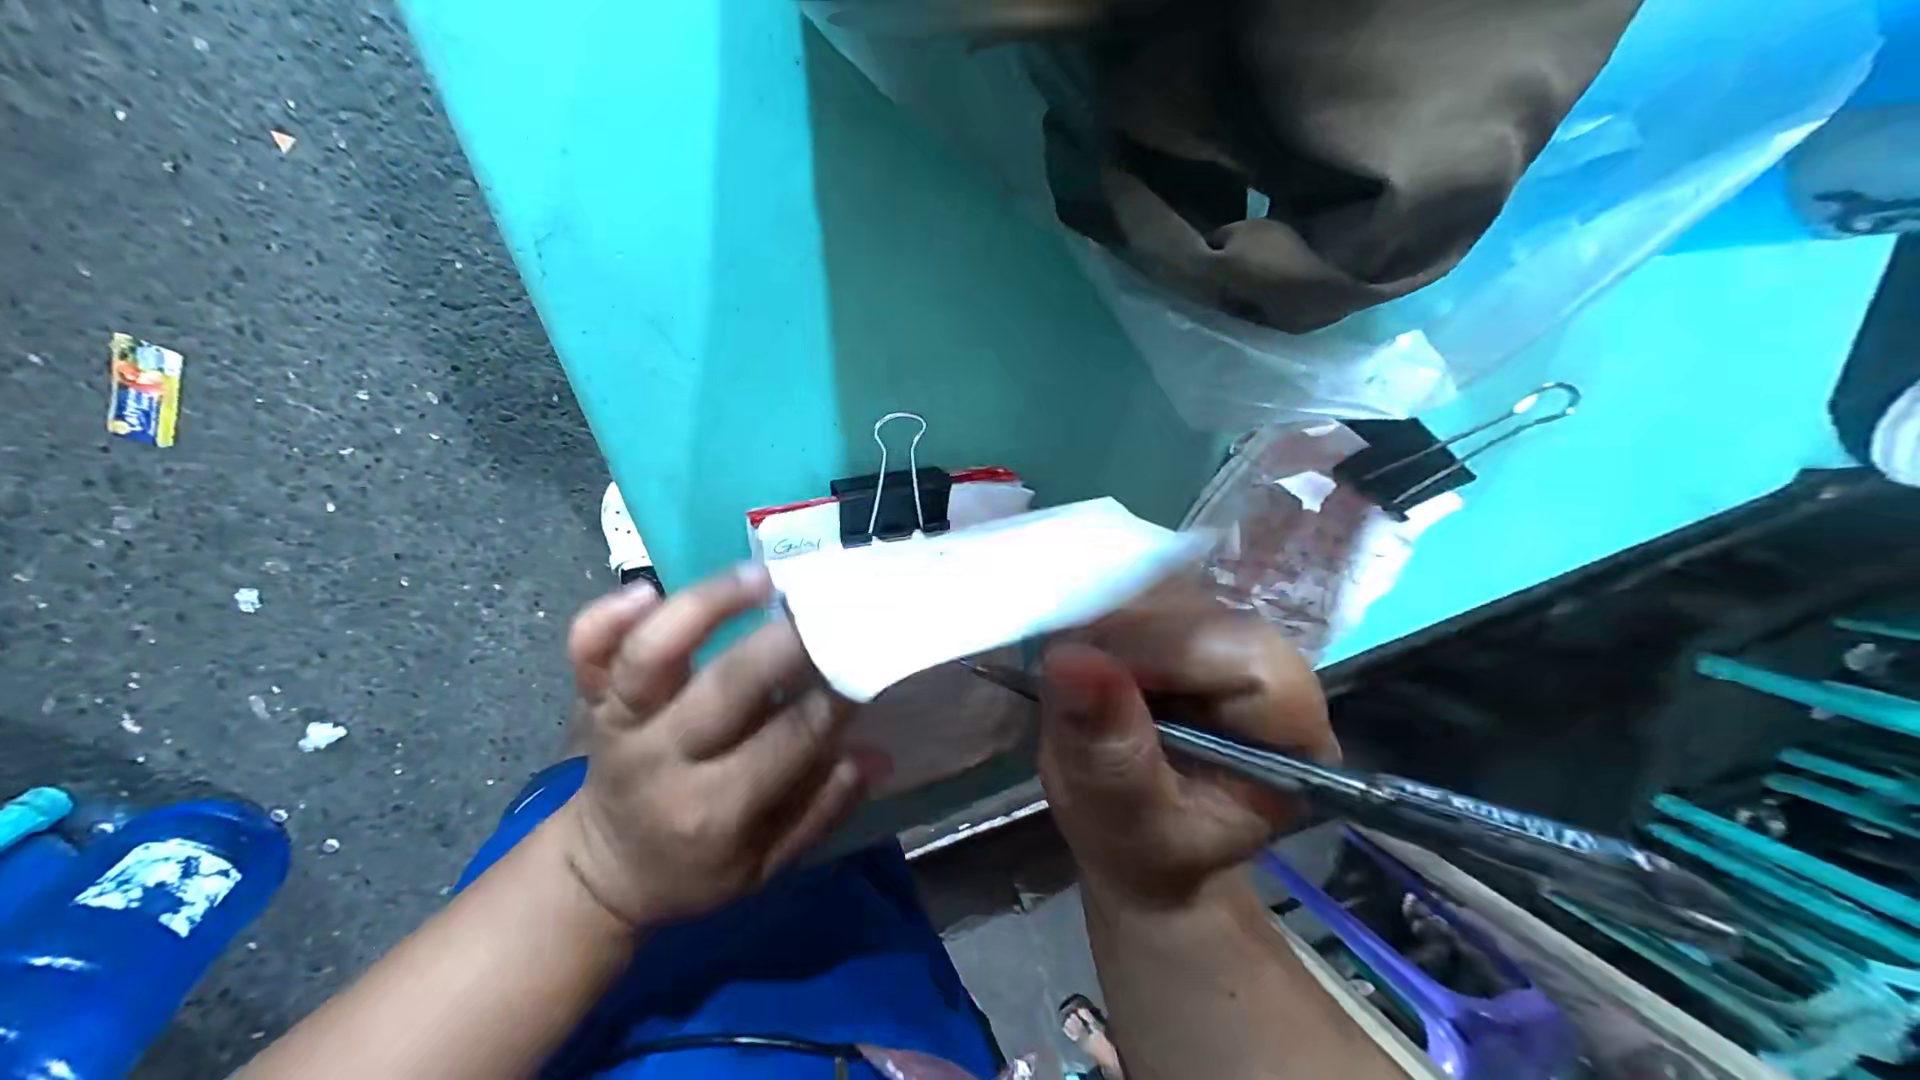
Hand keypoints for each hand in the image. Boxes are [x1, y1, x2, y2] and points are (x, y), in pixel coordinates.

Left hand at [555, 565, 886, 926]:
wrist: (600, 873)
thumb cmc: (693, 868)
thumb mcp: (765, 866)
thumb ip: (822, 810)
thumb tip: (876, 756)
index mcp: (714, 808)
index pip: (788, 740)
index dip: (833, 697)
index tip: (867, 662)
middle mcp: (664, 758)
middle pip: (726, 688)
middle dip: (785, 645)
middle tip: (828, 610)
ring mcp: (620, 723)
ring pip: (651, 654)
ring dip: (706, 607)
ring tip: (759, 577)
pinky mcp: (590, 700)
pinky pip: (586, 648)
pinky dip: (608, 613)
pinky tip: (650, 587)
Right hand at [1037, 580, 1334, 908]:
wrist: (1140, 834)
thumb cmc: (1143, 844)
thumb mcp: (1123, 819)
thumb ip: (1109, 752)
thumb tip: (1071, 661)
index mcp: (1290, 732)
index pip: (1247, 657)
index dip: (1166, 653)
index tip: (1092, 676)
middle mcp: (1272, 670)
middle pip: (1205, 614)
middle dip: (1126, 638)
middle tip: (1071, 683)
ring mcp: (1226, 638)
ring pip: (1170, 593)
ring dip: (1107, 625)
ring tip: (1074, 678)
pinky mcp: (1186, 621)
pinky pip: (1143, 593)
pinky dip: (1101, 618)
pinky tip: (1082, 656)